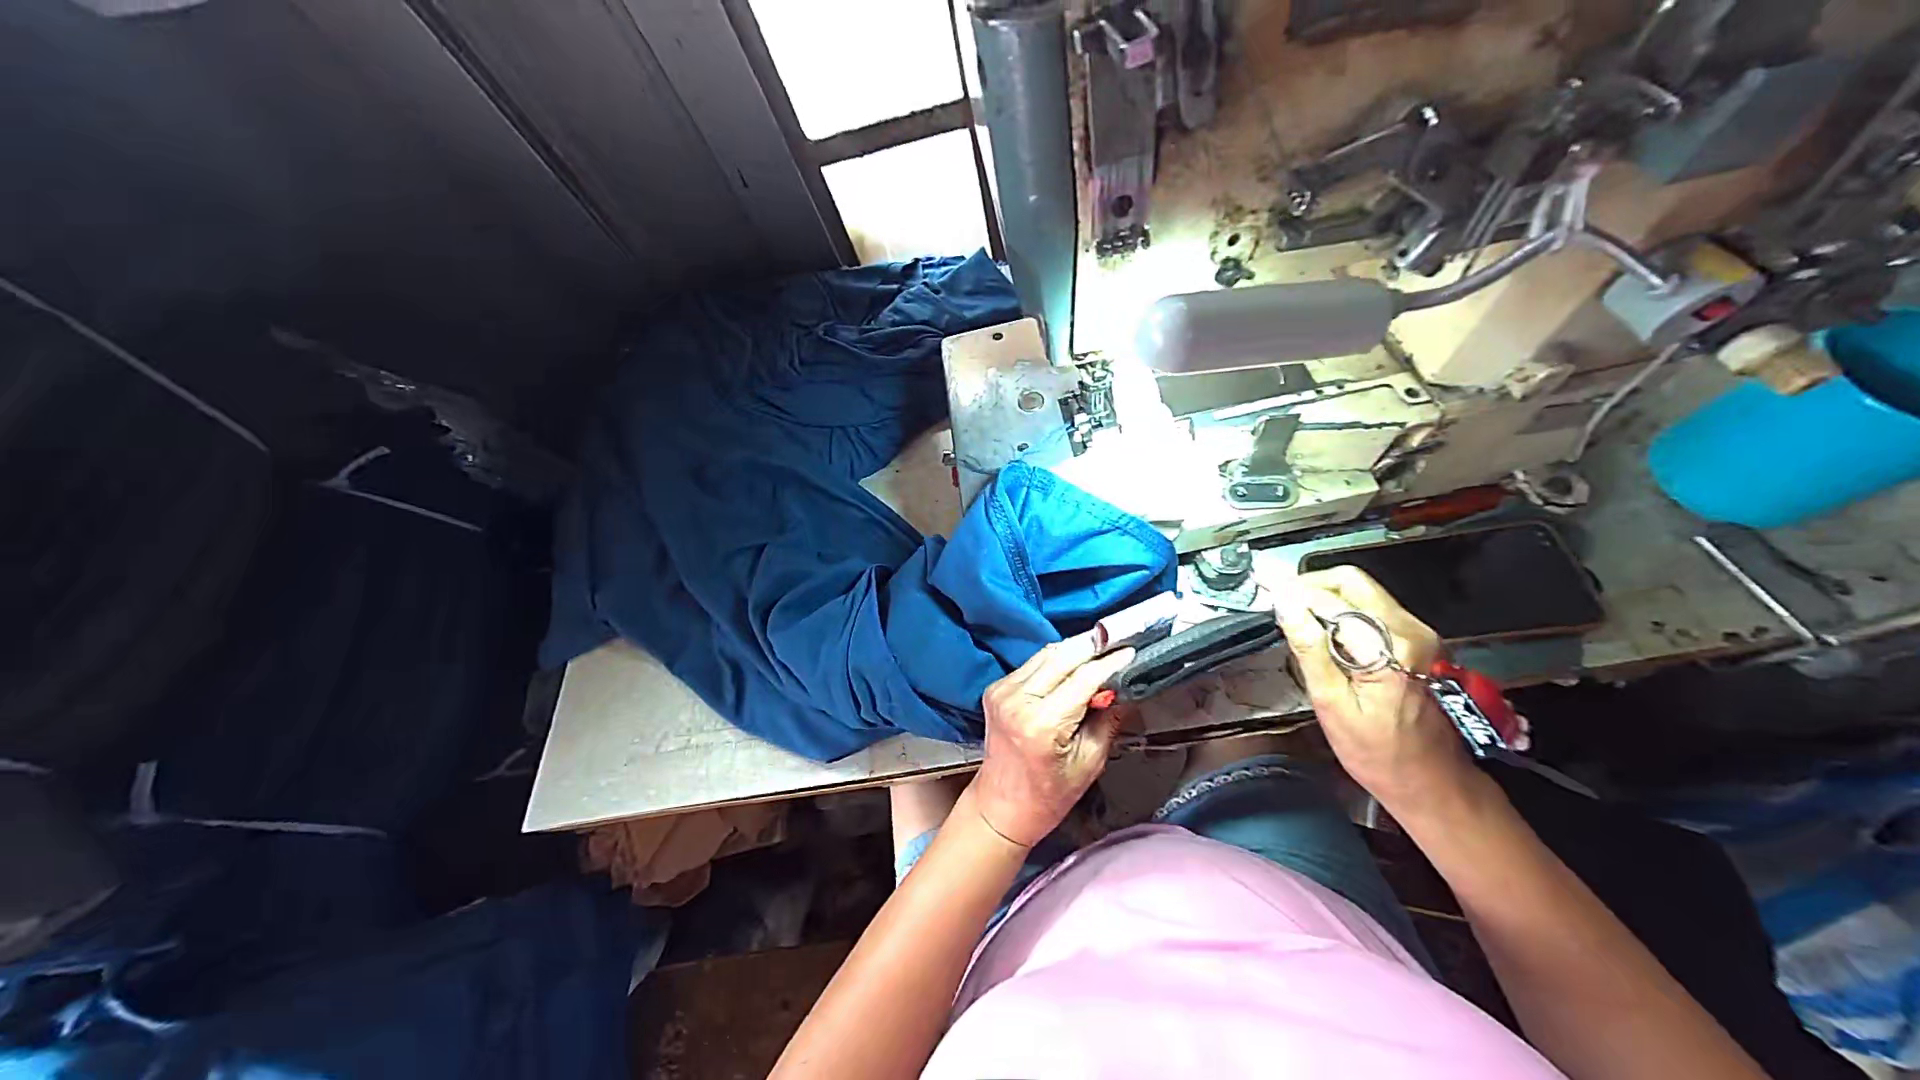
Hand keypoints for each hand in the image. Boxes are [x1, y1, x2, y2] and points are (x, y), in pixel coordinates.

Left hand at [972, 632, 1135, 847]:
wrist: (1001, 807)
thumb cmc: (1046, 795)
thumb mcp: (1090, 762)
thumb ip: (1108, 720)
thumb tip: (1122, 688)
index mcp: (1041, 723)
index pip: (1083, 677)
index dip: (1111, 662)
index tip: (1131, 652)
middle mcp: (1017, 700)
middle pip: (1063, 655)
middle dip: (1093, 646)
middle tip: (1119, 643)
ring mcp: (1003, 692)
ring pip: (1046, 654)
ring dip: (1075, 649)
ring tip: (1101, 651)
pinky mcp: (996, 689)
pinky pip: (1033, 664)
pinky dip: (1056, 661)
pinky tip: (1074, 667)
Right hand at [1269, 566, 1476, 810]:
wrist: (1431, 781)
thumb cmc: (1383, 755)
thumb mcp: (1332, 704)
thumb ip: (1310, 649)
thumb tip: (1287, 608)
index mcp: (1391, 647)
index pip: (1332, 599)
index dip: (1293, 594)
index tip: (1267, 593)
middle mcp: (1411, 632)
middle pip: (1352, 582)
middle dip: (1310, 587)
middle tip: (1279, 602)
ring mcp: (1417, 635)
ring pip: (1362, 593)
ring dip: (1324, 598)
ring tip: (1295, 619)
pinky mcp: (1415, 642)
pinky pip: (1371, 610)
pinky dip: (1341, 612)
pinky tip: (1322, 633)